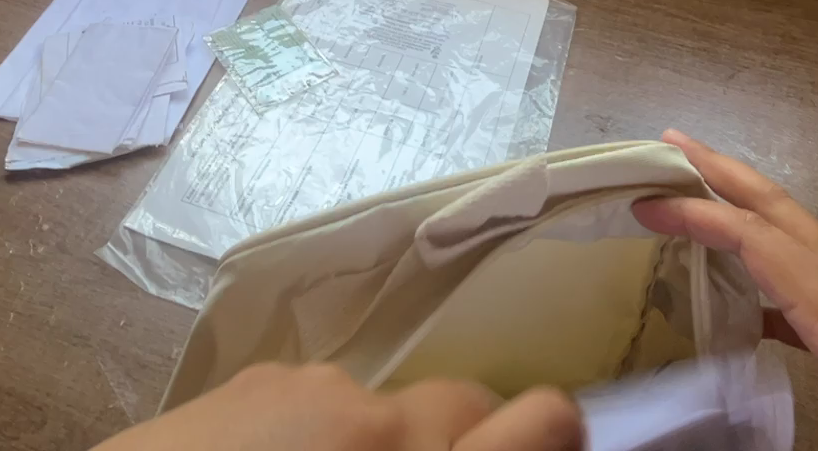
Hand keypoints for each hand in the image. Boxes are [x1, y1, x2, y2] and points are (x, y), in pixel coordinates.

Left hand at [92, 361, 580, 450]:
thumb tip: (499, 440)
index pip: (532, 426)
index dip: (553, 431)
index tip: (556, 435)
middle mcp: (373, 422)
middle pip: (465, 400)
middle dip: (467, 438)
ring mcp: (313, 390)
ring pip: (388, 400)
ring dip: (383, 438)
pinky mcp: (261, 375)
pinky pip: (324, 393)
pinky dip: (324, 426)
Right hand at [633, 130, 817, 450]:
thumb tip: (724, 441)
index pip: (756, 242)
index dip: (695, 215)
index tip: (639, 206)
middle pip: (775, 208)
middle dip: (717, 169)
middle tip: (663, 142)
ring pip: (791, 233)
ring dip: (738, 205)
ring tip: (689, 192)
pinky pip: (806, 274)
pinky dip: (763, 260)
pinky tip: (745, 292)